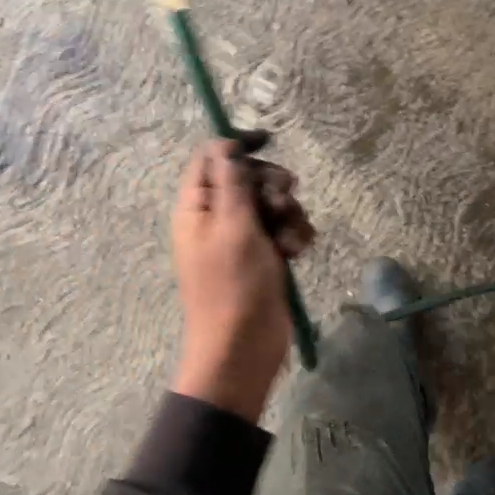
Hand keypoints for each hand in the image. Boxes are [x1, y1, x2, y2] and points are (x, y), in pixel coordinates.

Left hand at [169, 137, 314, 422]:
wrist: (242, 351)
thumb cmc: (232, 287)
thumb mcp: (233, 226)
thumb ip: (232, 181)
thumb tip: (225, 145)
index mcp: (196, 208)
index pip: (210, 157)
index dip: (237, 144)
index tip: (269, 142)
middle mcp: (216, 217)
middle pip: (247, 176)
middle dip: (272, 184)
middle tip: (281, 203)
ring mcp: (241, 238)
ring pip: (271, 202)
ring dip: (289, 214)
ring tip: (291, 240)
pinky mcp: (264, 256)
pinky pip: (284, 228)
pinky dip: (295, 235)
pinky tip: (298, 252)